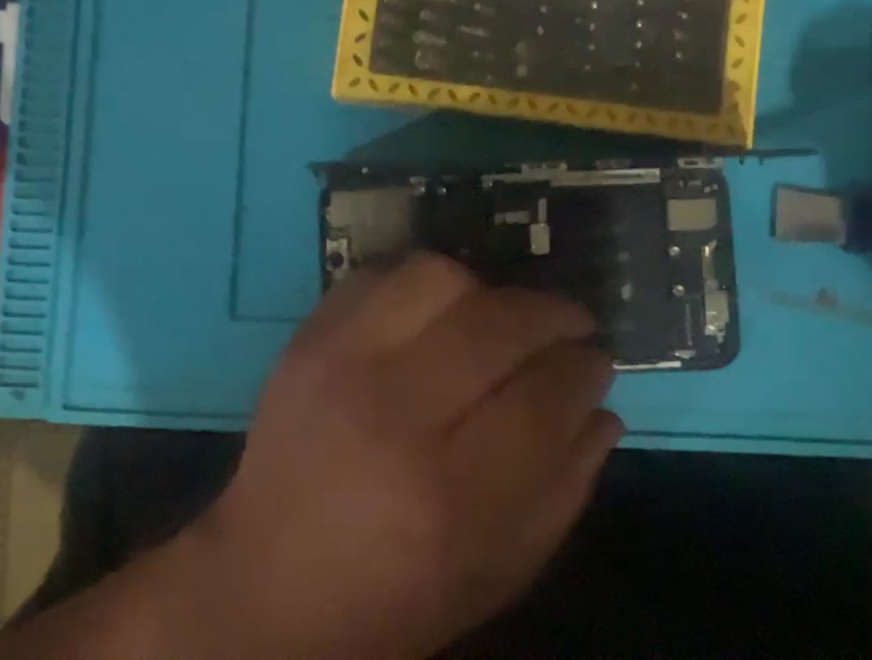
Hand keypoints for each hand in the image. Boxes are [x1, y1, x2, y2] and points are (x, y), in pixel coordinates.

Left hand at [191, 253, 621, 658]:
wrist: (268, 585)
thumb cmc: (396, 596)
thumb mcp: (499, 571)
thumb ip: (563, 487)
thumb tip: (602, 406)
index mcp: (448, 493)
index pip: (544, 395)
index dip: (585, 369)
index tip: (598, 362)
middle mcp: (392, 414)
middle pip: (497, 324)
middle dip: (554, 315)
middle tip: (570, 327)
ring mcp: (339, 365)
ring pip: (438, 279)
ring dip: (487, 291)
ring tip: (499, 320)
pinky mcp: (305, 340)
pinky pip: (379, 274)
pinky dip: (422, 284)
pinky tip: (439, 314)